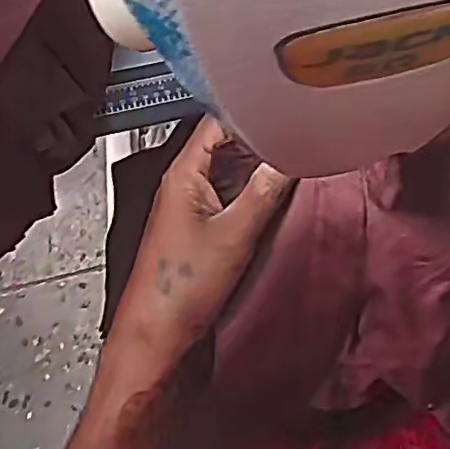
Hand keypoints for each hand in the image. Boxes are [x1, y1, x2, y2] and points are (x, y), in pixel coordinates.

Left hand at [100, 117, 293, 398]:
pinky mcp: (199, 224)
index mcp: (183, 174)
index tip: (281, 114)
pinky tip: (271, 198)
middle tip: (292, 142)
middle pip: (225, 143)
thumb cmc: (178, 289)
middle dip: (260, 140)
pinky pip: (228, 193)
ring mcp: (191, 203)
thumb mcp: (235, 233)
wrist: (156, 335)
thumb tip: (290, 158)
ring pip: (229, 169)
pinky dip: (250, 190)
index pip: (217, 122)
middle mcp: (183, 183)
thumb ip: (266, 191)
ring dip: (256, 167)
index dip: (250, 113)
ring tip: (288, 167)